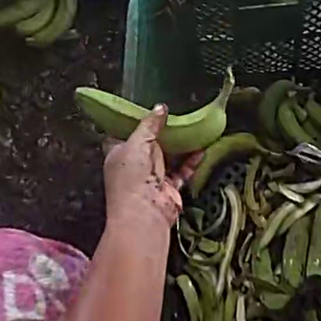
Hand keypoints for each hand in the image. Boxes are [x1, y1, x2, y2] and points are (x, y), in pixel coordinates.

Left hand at [102, 106, 198, 234]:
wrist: (144, 214)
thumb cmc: (132, 176)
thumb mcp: (137, 142)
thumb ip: (150, 124)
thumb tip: (160, 107)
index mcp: (119, 154)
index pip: (122, 134)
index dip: (132, 121)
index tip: (146, 107)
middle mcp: (134, 166)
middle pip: (149, 144)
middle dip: (161, 131)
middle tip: (175, 113)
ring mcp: (152, 177)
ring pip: (168, 157)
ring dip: (179, 145)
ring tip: (192, 126)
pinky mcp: (169, 187)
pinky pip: (182, 170)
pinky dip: (192, 160)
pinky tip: (202, 148)